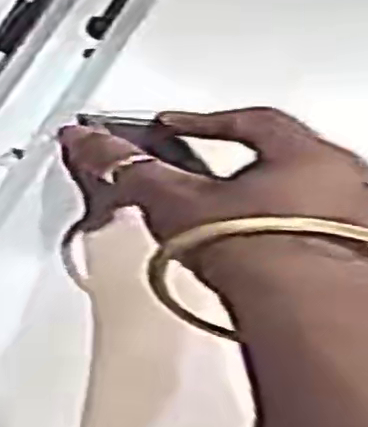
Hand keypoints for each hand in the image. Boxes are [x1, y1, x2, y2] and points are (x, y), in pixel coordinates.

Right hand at [58, 107, 367, 252]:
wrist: (301, 306)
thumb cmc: (259, 244)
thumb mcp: (167, 192)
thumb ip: (122, 161)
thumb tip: (85, 139)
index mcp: (312, 158)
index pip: (254, 120)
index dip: (200, 120)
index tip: (171, 126)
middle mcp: (350, 186)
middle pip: (278, 159)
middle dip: (229, 163)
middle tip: (192, 170)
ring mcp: (354, 226)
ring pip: (293, 198)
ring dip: (248, 200)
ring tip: (207, 215)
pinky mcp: (348, 261)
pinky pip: (303, 234)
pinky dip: (265, 232)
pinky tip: (235, 247)